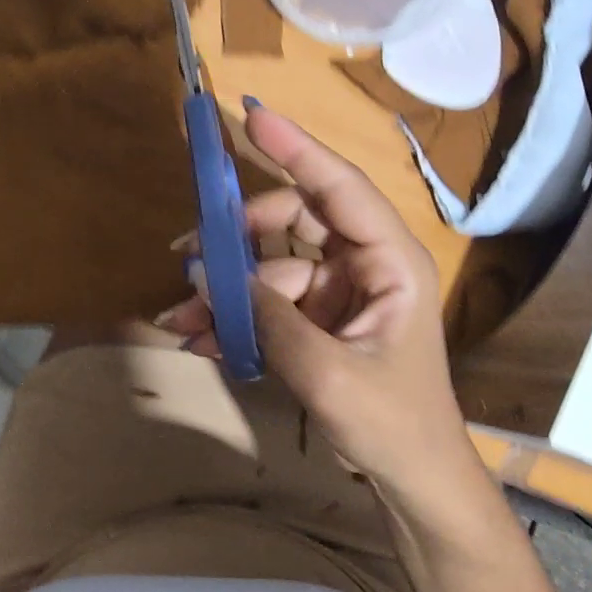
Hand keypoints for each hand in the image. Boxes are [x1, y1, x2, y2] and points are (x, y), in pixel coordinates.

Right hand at [158, 105, 471, 484]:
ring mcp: (338, 295)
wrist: (410, 474)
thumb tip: (208, 275)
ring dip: (224, 294)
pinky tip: (202, 341)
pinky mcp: (317, 323)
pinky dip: (234, 321)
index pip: (339, 189)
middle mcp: (364, 265)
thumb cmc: (390, 421)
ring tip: (181, 321)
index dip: (295, 151)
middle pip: (293, 223)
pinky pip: (266, 307)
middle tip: (190, 258)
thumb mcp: (325, 372)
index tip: (250, 117)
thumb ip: (268, 320)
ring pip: (269, 270)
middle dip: (238, 238)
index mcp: (390, 262)